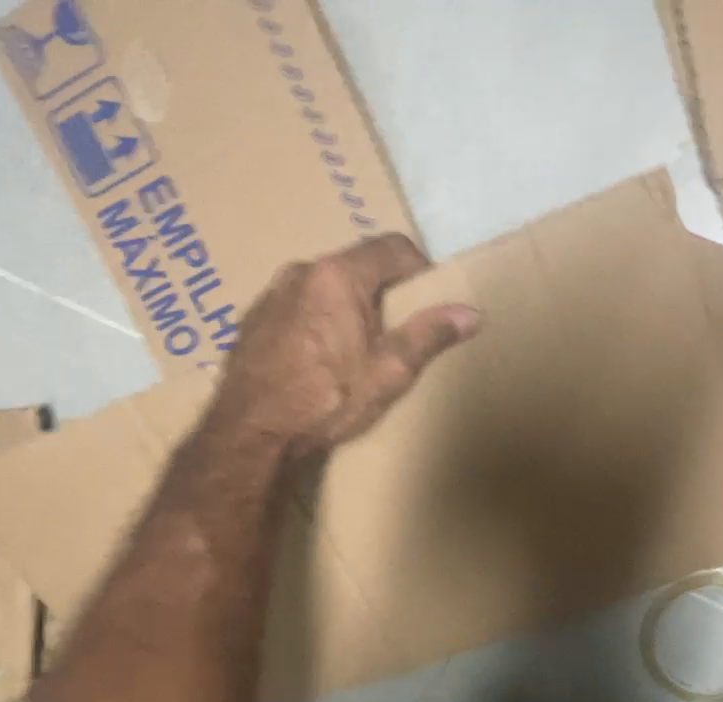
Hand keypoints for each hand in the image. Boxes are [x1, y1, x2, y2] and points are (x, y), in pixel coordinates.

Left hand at [212, 233, 480, 456]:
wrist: (250, 432)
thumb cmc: (326, 400)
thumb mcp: (388, 372)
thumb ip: (428, 335)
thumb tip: (471, 313)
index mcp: (338, 276)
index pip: (392, 247)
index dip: (419, 267)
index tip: (430, 297)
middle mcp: (300, 272)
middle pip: (355, 266)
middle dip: (381, 292)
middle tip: (396, 331)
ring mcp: (270, 294)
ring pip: (322, 287)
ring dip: (345, 307)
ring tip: (355, 350)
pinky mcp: (251, 321)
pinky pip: (295, 307)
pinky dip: (314, 322)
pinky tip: (316, 361)